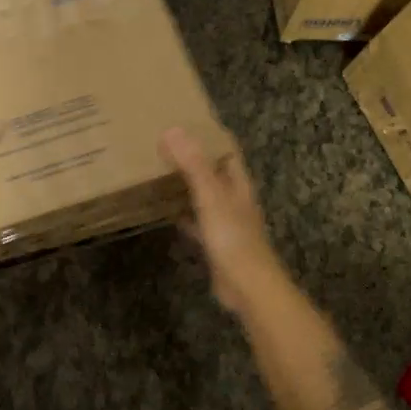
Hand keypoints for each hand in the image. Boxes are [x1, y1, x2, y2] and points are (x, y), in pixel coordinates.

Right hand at [160, 127, 288, 315]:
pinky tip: (167, 212)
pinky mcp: (216, 245)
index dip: (211, 135)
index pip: (228, 151)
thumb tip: (173, 130)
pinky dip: (184, 215)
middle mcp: (235, 200)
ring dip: (188, 185)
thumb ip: (193, 165)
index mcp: (238, 185)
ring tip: (161, 172)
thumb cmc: (233, 238)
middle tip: (166, 145)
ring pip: (206, 196)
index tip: (186, 121)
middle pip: (216, 172)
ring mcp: (227, 223)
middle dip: (195, 159)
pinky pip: (197, 222)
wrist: (248, 287)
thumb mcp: (211, 197)